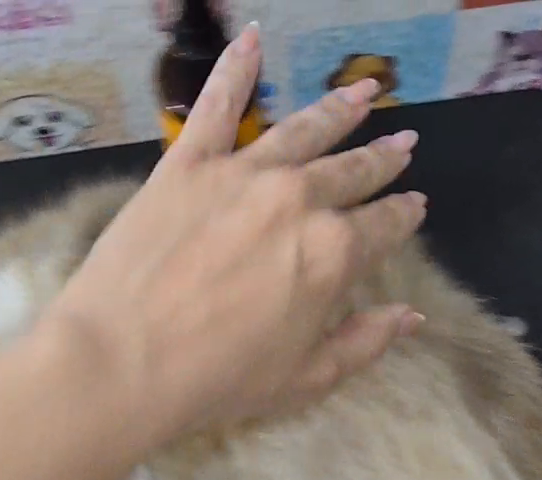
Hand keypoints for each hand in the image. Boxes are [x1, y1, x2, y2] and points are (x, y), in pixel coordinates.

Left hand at [47, 23, 426, 438]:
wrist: (125, 359)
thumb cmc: (224, 378)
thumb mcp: (309, 377)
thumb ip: (366, 342)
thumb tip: (411, 316)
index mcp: (335, 254)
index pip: (383, 227)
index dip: (403, 216)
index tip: (416, 204)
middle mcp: (299, 199)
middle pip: (350, 172)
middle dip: (381, 159)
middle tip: (403, 145)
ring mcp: (243, 173)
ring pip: (303, 130)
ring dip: (339, 110)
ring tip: (366, 93)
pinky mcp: (187, 161)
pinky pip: (218, 103)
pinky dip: (236, 68)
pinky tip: (254, 39)